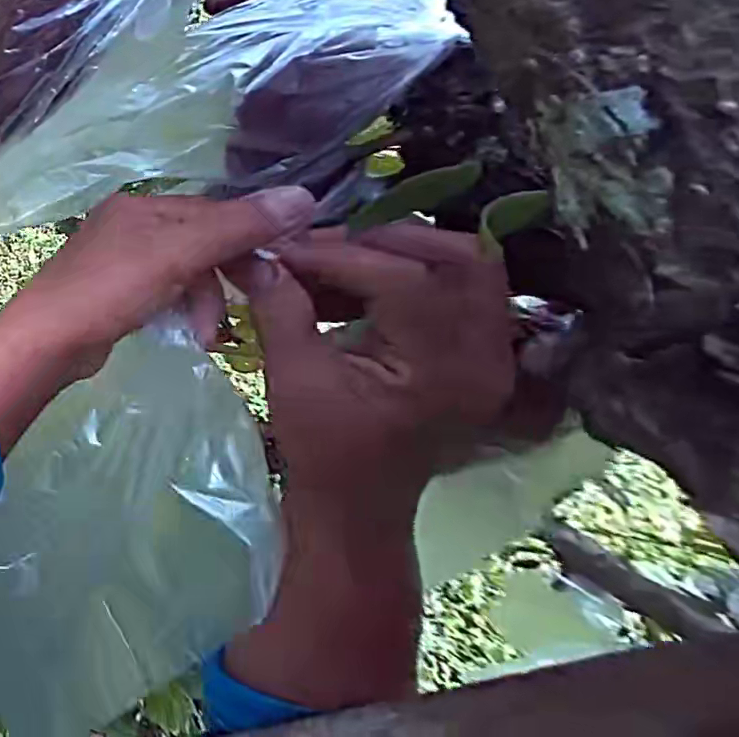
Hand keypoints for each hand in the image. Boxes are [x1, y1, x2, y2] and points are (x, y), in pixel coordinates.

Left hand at [0, 187, 315, 451]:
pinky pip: (164, 293)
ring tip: (203, 334)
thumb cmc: (110, 289)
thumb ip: (236, 227)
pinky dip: (179, 311)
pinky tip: (185, 333)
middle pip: (199, 243)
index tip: (282, 271)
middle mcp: (127, 225)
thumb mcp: (177, 255)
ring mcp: (117, 260)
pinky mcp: (113, 292)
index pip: (213, 211)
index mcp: (139, 206)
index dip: (251, 237)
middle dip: (223, 278)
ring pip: (184, 273)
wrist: (47, 339)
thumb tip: (302, 195)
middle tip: (248, 306)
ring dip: (203, 303)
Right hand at [222, 222, 515, 710]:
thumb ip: (277, 305)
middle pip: (457, 257)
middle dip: (379, 237)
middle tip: (314, 245)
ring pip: (461, 265)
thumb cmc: (322, 445)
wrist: (356, 500)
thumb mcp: (292, 373)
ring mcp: (489, 352)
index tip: (278, 249)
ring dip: (388, 250)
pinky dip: (394, 271)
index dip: (335, 254)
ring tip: (323, 261)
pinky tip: (341, 285)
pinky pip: (448, 286)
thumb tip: (250, 253)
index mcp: (445, 369)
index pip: (402, 279)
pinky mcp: (472, 350)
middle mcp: (486, 354)